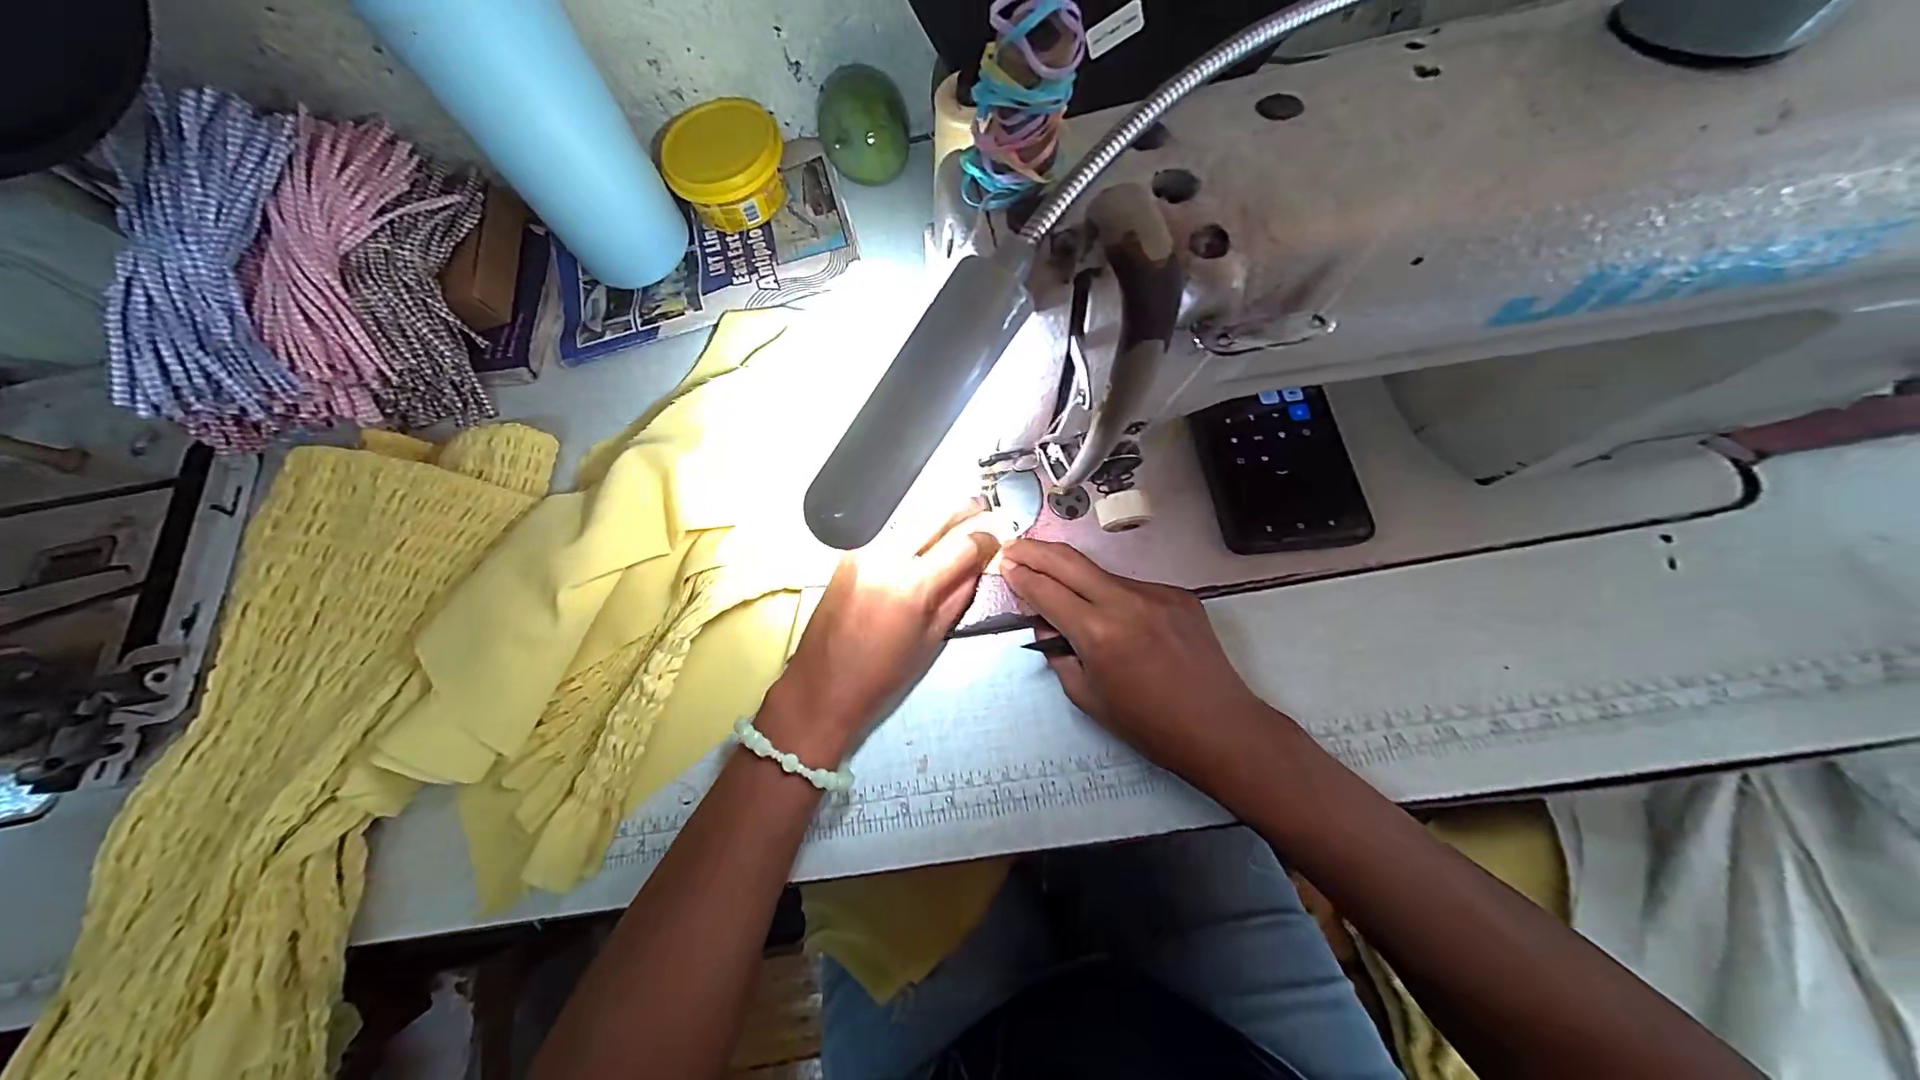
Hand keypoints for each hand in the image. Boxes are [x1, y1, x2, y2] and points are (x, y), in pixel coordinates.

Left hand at [765, 501, 1000, 758]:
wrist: (822, 685)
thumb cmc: (881, 674)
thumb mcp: (932, 638)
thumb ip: (960, 593)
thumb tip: (979, 564)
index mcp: (913, 586)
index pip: (963, 543)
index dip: (986, 538)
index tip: (997, 538)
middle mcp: (886, 558)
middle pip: (936, 515)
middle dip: (964, 511)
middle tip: (982, 511)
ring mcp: (864, 551)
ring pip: (911, 516)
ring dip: (938, 515)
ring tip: (957, 521)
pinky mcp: (848, 553)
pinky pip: (889, 529)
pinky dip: (912, 527)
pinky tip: (923, 536)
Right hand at [999, 537, 1288, 783]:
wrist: (1219, 727)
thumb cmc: (1149, 725)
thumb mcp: (1086, 696)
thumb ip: (1058, 652)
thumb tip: (1045, 621)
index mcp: (1099, 634)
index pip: (1046, 590)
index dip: (1021, 576)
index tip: (1006, 566)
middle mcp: (1127, 604)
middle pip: (1069, 560)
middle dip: (1035, 551)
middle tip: (1014, 548)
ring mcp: (1157, 594)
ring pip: (1101, 574)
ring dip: (1075, 577)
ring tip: (1062, 590)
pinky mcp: (1179, 595)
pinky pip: (1132, 587)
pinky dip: (1112, 596)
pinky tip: (1114, 617)